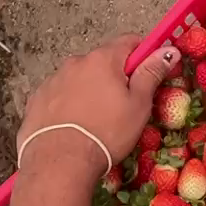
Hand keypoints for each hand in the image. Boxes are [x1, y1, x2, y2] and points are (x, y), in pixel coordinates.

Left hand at [16, 37, 176, 183]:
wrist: (59, 164)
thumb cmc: (106, 133)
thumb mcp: (138, 105)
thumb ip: (152, 73)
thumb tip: (169, 50)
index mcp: (103, 59)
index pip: (130, 41)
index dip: (144, 53)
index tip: (149, 71)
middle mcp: (75, 62)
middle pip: (103, 60)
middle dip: (115, 75)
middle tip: (124, 104)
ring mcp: (52, 80)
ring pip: (80, 78)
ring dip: (90, 89)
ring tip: (96, 119)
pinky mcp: (36, 100)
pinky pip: (60, 94)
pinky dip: (69, 103)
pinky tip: (74, 126)